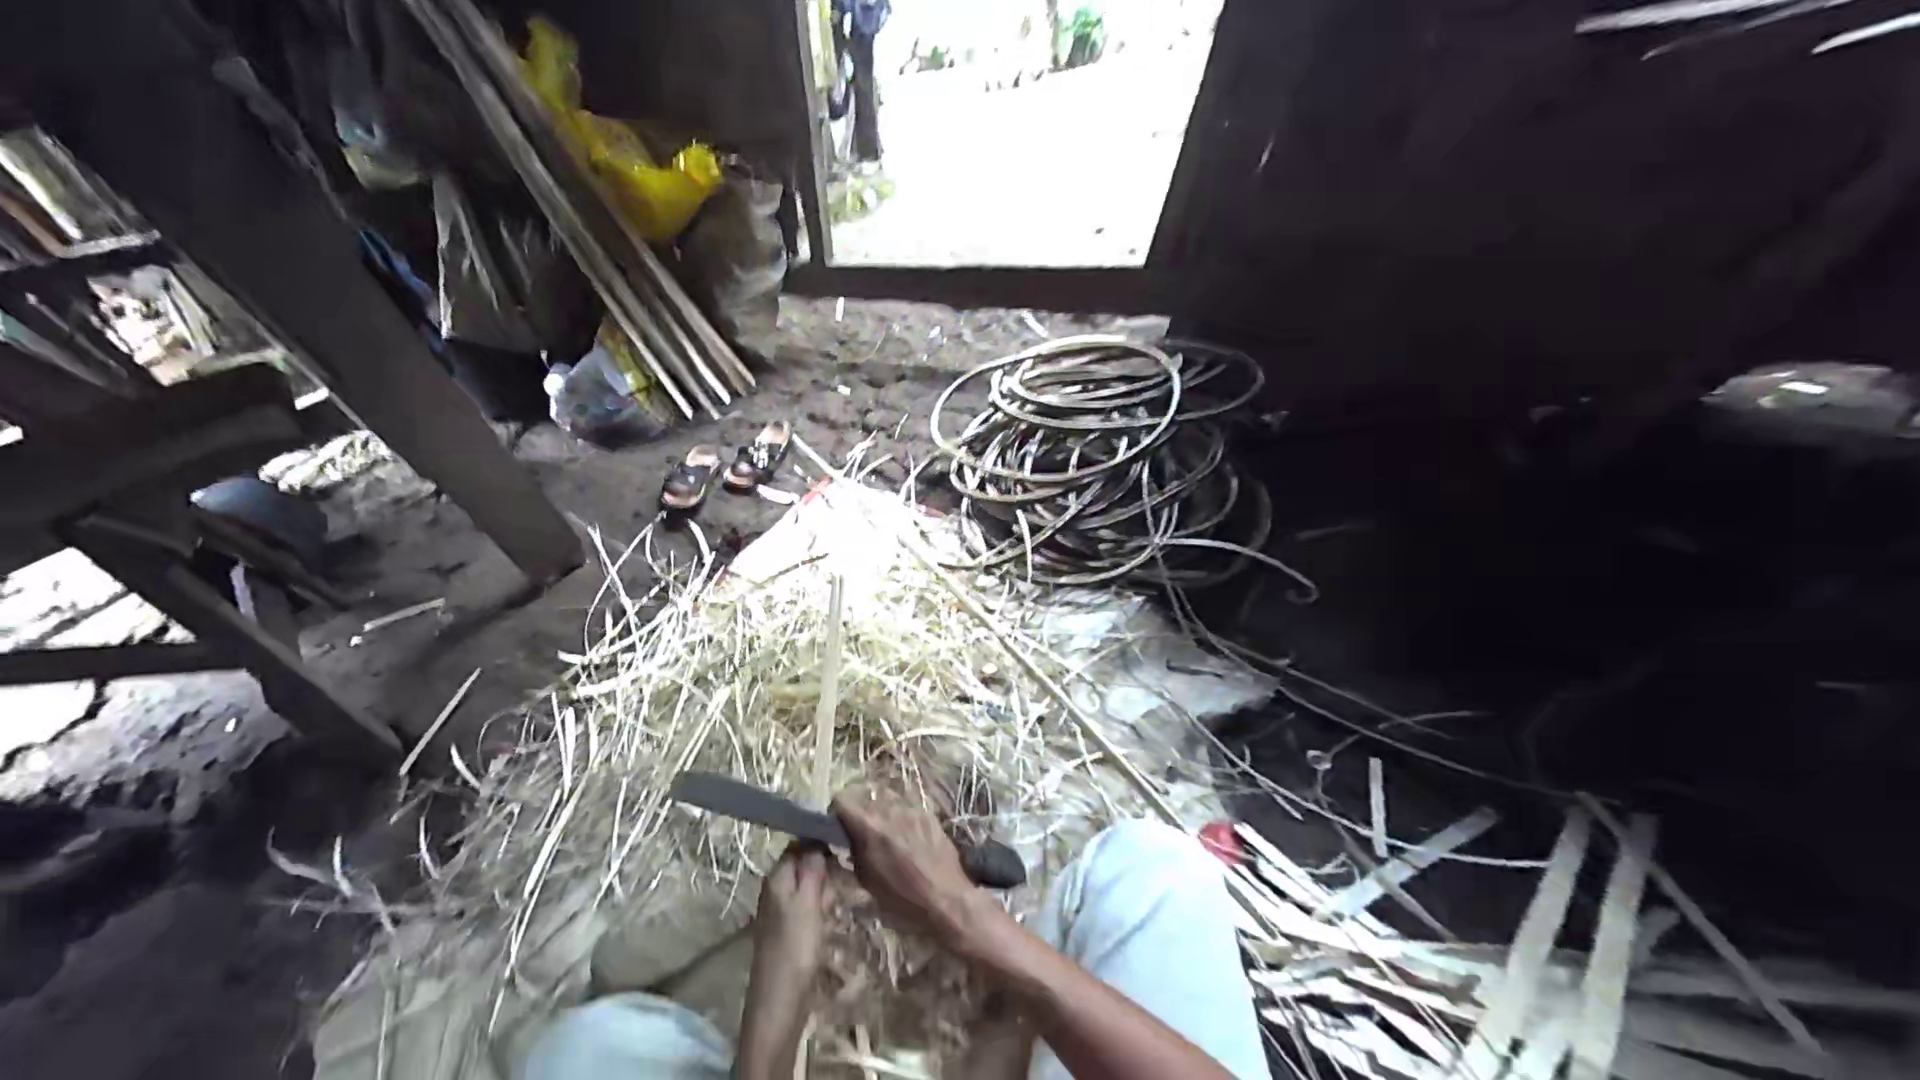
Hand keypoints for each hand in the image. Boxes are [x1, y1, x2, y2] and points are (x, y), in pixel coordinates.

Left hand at [738, 844, 830, 1079]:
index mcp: (776, 877)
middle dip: (825, 873)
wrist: (780, 1000)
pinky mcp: (789, 930)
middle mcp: (775, 889)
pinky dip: (821, 912)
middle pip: (805, 866)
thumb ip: (813, 867)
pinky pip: (809, 909)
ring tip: (835, 909)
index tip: (843, 849)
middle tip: (838, 887)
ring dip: (826, 894)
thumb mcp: (810, 900)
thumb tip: (815, 836)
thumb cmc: (796, 945)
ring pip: (810, 889)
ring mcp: (781, 910)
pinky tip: (830, 925)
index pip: (798, 845)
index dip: (820, 843)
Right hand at [831, 788, 997, 948]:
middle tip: (865, 839)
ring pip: (889, 806)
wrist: (947, 900)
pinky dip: (904, 823)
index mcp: (871, 828)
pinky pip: (908, 812)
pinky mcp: (930, 815)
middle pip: (867, 803)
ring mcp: (913, 811)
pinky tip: (911, 843)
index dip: (836, 813)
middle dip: (863, 818)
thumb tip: (847, 840)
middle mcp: (891, 811)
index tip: (838, 826)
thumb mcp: (868, 882)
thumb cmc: (904, 900)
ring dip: (884, 819)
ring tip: (891, 841)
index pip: (842, 802)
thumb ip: (855, 854)